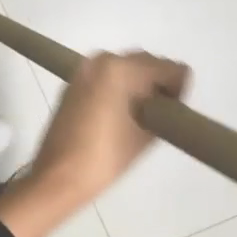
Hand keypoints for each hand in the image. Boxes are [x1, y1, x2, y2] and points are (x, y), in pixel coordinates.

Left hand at [0, 51, 190, 236]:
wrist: (57, 177)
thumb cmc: (105, 158)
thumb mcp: (146, 135)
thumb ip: (165, 112)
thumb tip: (167, 104)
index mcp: (122, 69)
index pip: (170, 68)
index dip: (179, 89)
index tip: (176, 113)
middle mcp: (102, 60)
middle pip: (146, 62)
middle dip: (158, 83)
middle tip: (163, 113)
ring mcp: (83, 69)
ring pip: (124, 67)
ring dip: (137, 84)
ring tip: (141, 115)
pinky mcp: (72, 83)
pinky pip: (105, 76)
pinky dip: (117, 87)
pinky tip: (119, 113)